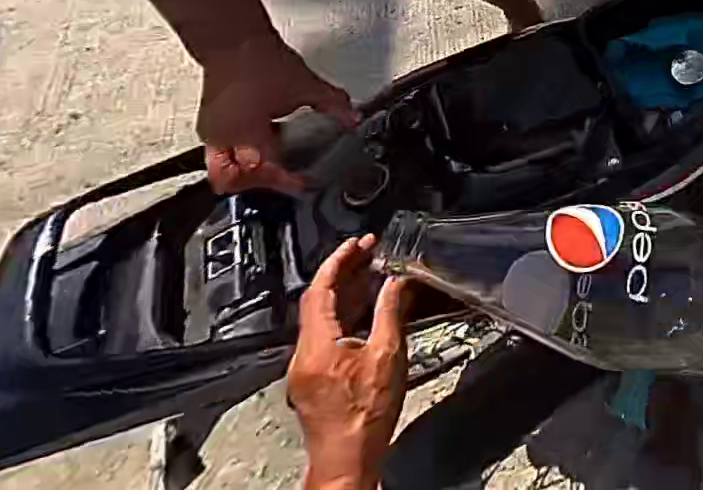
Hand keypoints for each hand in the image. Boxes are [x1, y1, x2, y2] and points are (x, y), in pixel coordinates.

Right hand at [196, 37, 354, 193]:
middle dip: (261, 184)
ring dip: (250, 172)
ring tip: (279, 164)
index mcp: (245, 133)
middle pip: (233, 181)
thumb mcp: (306, 85)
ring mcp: (212, 131)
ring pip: (223, 170)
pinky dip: (244, 156)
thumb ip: (334, 104)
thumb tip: (352, 118)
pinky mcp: (211, 123)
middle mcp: (222, 137)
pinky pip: (222, 153)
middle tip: (288, 179)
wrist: (236, 41)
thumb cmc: (261, 60)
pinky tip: (267, 142)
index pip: (265, 171)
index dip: (287, 182)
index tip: (304, 184)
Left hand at [289, 235, 413, 489]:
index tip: (357, 243)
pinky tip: (369, 304)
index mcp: (317, 346)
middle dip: (345, 271)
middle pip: (320, 300)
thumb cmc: (366, 415)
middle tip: (370, 249)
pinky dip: (348, 311)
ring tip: (374, 269)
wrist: (348, 460)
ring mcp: (308, 367)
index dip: (338, 261)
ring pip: (324, 316)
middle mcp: (305, 355)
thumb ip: (391, 311)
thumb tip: (397, 281)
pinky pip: (328, 332)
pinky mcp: (316, 377)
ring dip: (347, 290)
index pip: (319, 290)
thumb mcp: (388, 354)